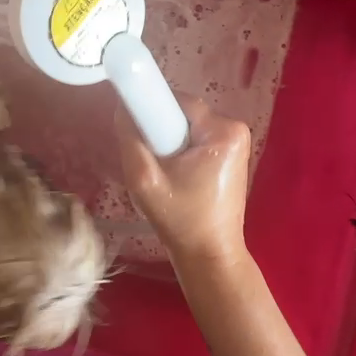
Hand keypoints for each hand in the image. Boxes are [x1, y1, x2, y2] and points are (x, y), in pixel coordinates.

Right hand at [117, 97, 252, 266]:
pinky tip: (173, 175)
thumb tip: (121, 108)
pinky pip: (194, 137)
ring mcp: (234, 142)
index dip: (152, 111)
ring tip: (160, 171)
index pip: (177, 101)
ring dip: (168, 141)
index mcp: (223, 131)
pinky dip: (179, 149)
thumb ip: (130, 139)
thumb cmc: (180, 219)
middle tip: (149, 159)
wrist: (209, 255)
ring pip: (185, 125)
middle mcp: (234, 130)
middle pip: (181, 112)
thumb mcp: (143, 180)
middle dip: (159, 130)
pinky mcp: (229, 154)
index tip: (138, 133)